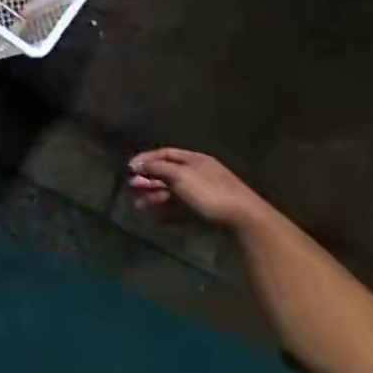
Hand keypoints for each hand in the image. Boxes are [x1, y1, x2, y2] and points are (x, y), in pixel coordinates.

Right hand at [128, 148, 275, 228]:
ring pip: (172, 192)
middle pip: (167, 173)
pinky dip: (167, 211)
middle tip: (133, 190)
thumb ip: (157, 168)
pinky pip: (180, 208)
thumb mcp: (180, 175)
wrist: (243, 218)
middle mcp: (197, 173)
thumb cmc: (209, 192)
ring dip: (154, 198)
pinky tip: (157, 218)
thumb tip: (138, 164)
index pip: (165, 154)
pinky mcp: (204, 210)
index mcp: (194, 160)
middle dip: (148, 181)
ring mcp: (201, 193)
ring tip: (140, 206)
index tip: (129, 168)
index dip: (146, 159)